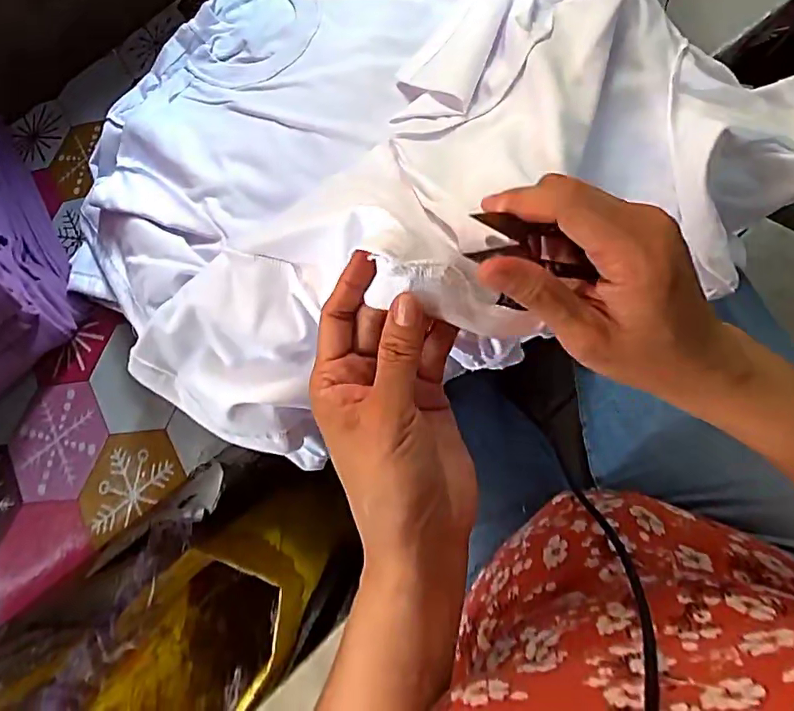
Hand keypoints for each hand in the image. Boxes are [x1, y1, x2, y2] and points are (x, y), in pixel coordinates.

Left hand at [311, 252, 476, 580]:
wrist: (425, 538)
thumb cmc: (387, 478)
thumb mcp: (387, 412)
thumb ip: (398, 353)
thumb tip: (405, 298)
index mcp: (334, 378)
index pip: (337, 319)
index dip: (351, 285)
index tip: (370, 254)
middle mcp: (361, 374)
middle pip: (376, 322)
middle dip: (395, 294)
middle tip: (422, 260)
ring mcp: (396, 383)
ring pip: (407, 334)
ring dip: (423, 310)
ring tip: (445, 278)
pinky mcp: (427, 394)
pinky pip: (432, 354)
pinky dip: (444, 334)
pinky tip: (458, 310)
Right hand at [474, 174, 758, 411]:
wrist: (705, 361)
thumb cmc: (647, 358)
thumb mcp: (586, 338)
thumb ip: (538, 294)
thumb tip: (486, 264)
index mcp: (633, 249)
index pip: (566, 203)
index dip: (520, 202)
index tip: (482, 217)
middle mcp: (643, 220)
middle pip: (568, 191)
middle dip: (524, 209)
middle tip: (496, 243)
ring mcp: (646, 217)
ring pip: (575, 196)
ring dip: (540, 217)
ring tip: (519, 254)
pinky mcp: (642, 221)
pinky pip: (588, 207)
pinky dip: (559, 223)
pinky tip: (549, 255)